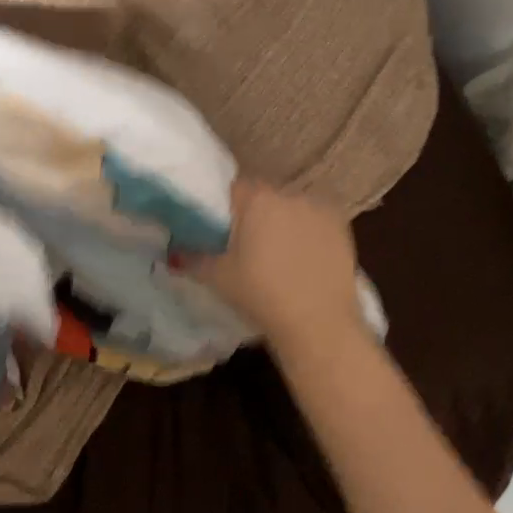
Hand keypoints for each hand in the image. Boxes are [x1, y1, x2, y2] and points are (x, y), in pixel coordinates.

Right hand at [191, 180, 368, 348]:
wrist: (319, 325)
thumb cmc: (261, 295)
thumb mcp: (218, 277)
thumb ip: (191, 258)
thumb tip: (171, 251)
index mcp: (256, 199)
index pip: (234, 187)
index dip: (227, 206)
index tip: (224, 228)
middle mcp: (288, 194)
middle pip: (264, 195)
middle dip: (256, 212)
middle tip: (248, 243)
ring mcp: (318, 208)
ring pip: (291, 206)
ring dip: (283, 219)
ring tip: (279, 252)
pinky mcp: (341, 225)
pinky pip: (316, 219)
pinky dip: (308, 230)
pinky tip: (305, 256)